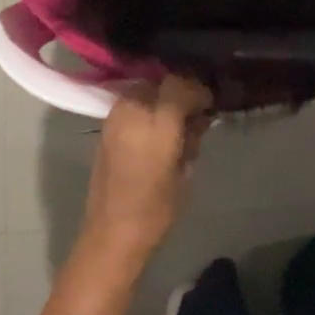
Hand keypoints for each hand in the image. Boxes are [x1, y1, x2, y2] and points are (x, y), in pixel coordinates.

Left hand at [82, 76, 212, 254]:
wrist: (111, 232)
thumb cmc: (155, 209)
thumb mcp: (184, 173)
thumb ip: (192, 138)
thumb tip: (199, 118)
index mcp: (157, 122)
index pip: (180, 85)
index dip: (198, 90)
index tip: (209, 104)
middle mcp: (133, 110)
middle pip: (160, 81)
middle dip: (179, 91)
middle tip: (193, 111)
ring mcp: (115, 115)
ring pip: (143, 88)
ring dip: (160, 96)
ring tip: (174, 118)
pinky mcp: (105, 125)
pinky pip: (130, 102)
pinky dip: (145, 105)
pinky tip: (155, 125)